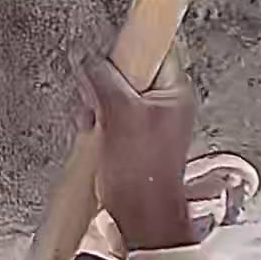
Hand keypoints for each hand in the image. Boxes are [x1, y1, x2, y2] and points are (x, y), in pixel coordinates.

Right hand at [83, 56, 199, 249]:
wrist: (139, 216)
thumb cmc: (141, 168)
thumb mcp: (118, 110)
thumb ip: (101, 75)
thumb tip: (85, 54)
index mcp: (175, 90)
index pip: (155, 47)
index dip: (130, 43)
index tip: (109, 47)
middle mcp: (164, 99)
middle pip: (127, 66)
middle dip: (104, 77)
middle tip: (97, 93)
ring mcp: (147, 115)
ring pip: (112, 86)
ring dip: (95, 97)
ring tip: (93, 116)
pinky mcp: (130, 129)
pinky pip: (107, 106)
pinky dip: (95, 113)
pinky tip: (91, 127)